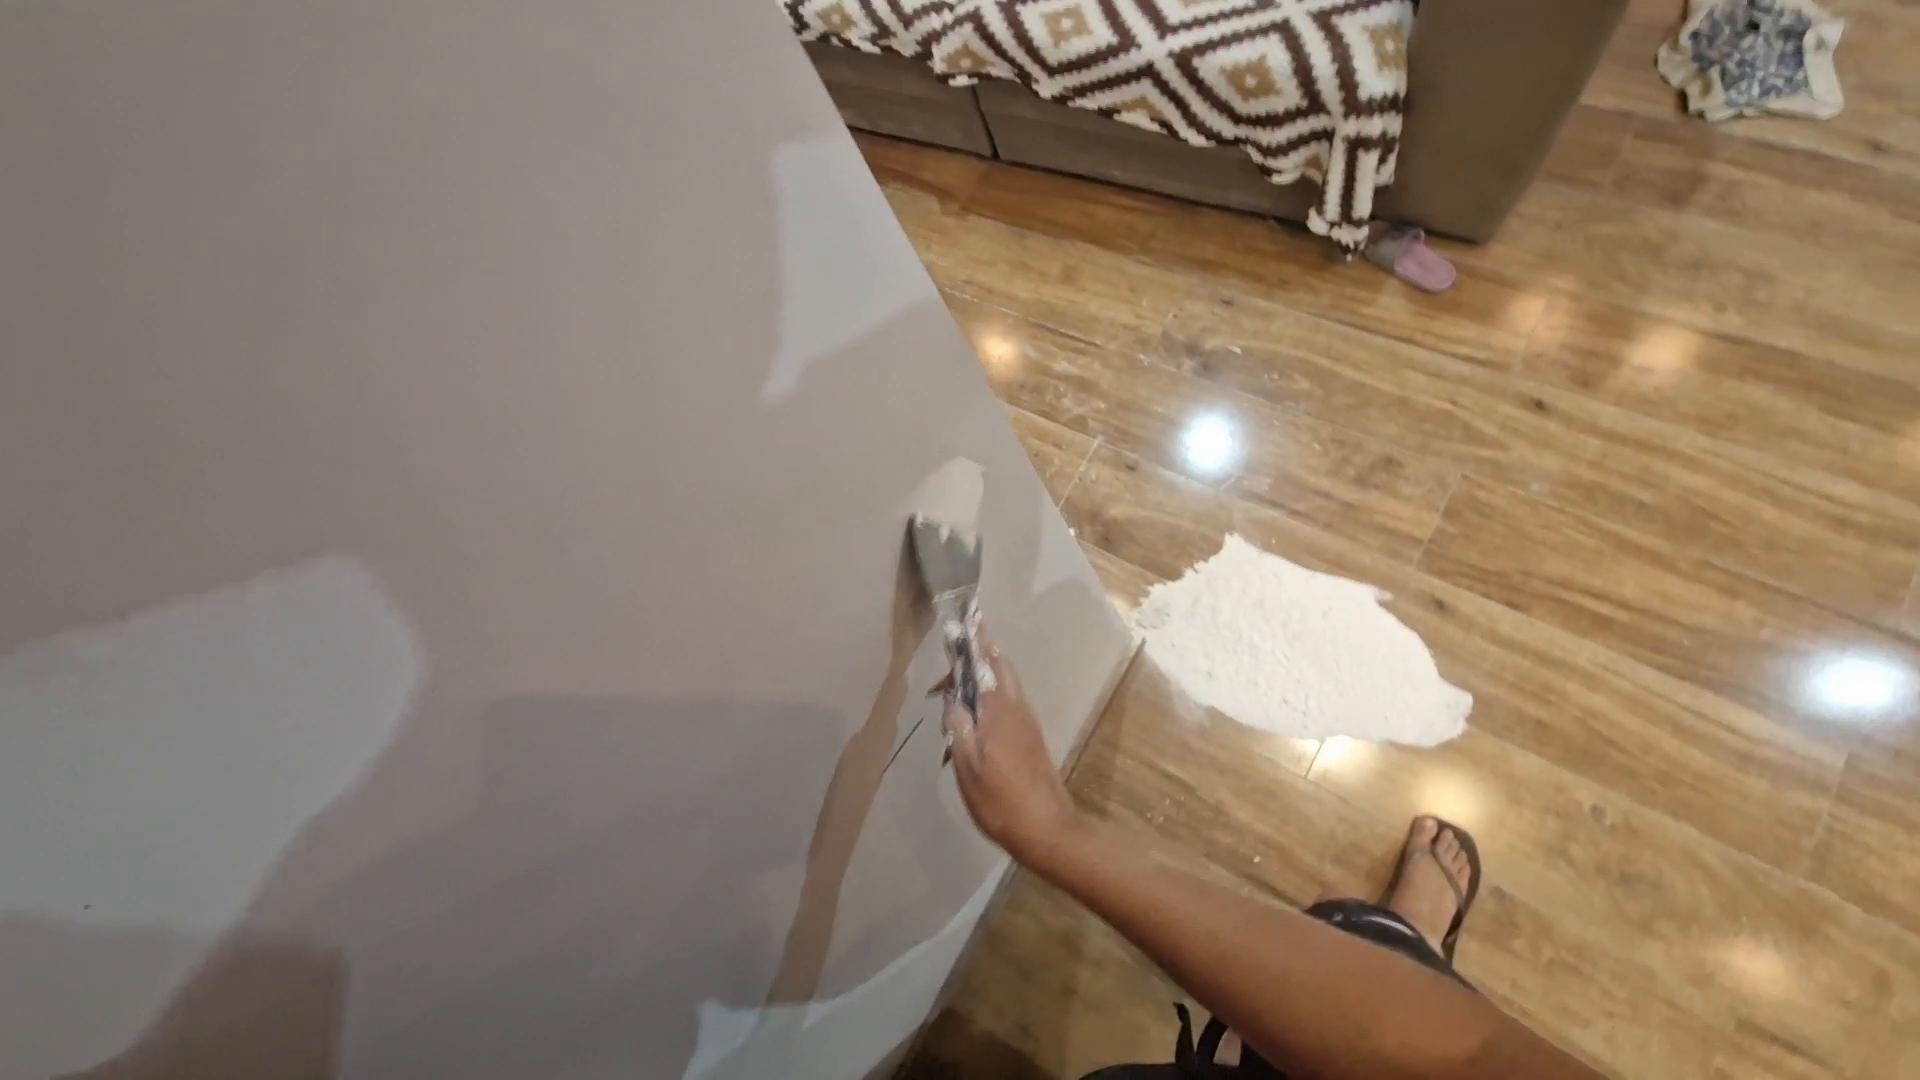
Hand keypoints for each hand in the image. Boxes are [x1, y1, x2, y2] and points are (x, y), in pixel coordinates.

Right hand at [942, 638, 1084, 865]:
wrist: (1048, 829)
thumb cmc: (1002, 801)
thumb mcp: (968, 767)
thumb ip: (959, 729)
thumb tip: (952, 700)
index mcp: (1000, 710)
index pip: (985, 663)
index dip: (971, 644)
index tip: (961, 624)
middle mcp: (1017, 708)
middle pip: (1000, 667)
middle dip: (979, 654)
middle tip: (954, 656)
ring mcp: (1027, 723)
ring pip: (1006, 684)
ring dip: (985, 675)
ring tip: (957, 683)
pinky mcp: (1031, 738)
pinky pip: (1008, 702)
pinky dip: (991, 695)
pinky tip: (975, 714)